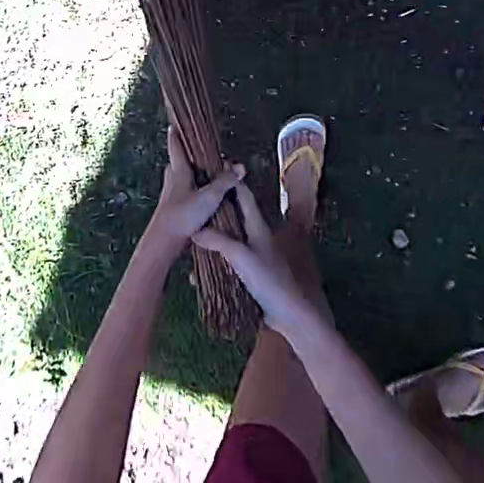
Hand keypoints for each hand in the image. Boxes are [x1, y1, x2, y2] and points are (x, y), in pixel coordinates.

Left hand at [144, 125, 245, 252]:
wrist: (164, 242)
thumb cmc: (184, 214)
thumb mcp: (209, 197)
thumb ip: (225, 182)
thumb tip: (239, 167)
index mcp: (178, 172)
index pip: (176, 148)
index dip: (175, 136)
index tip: (173, 125)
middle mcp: (172, 181)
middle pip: (177, 163)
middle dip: (185, 157)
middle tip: (197, 153)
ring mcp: (170, 196)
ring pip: (179, 180)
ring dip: (189, 176)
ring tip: (204, 176)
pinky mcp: (172, 210)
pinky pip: (182, 194)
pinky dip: (190, 191)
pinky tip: (201, 199)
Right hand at [191, 176, 313, 332]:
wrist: (291, 316)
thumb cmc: (270, 279)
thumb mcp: (242, 256)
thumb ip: (219, 241)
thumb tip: (194, 230)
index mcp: (259, 226)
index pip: (244, 195)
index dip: (232, 180)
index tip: (216, 168)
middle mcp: (258, 237)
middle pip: (235, 217)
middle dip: (217, 210)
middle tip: (196, 206)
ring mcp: (256, 257)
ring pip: (231, 241)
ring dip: (213, 241)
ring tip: (191, 241)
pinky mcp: (254, 277)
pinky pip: (230, 266)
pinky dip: (215, 267)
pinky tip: (198, 278)